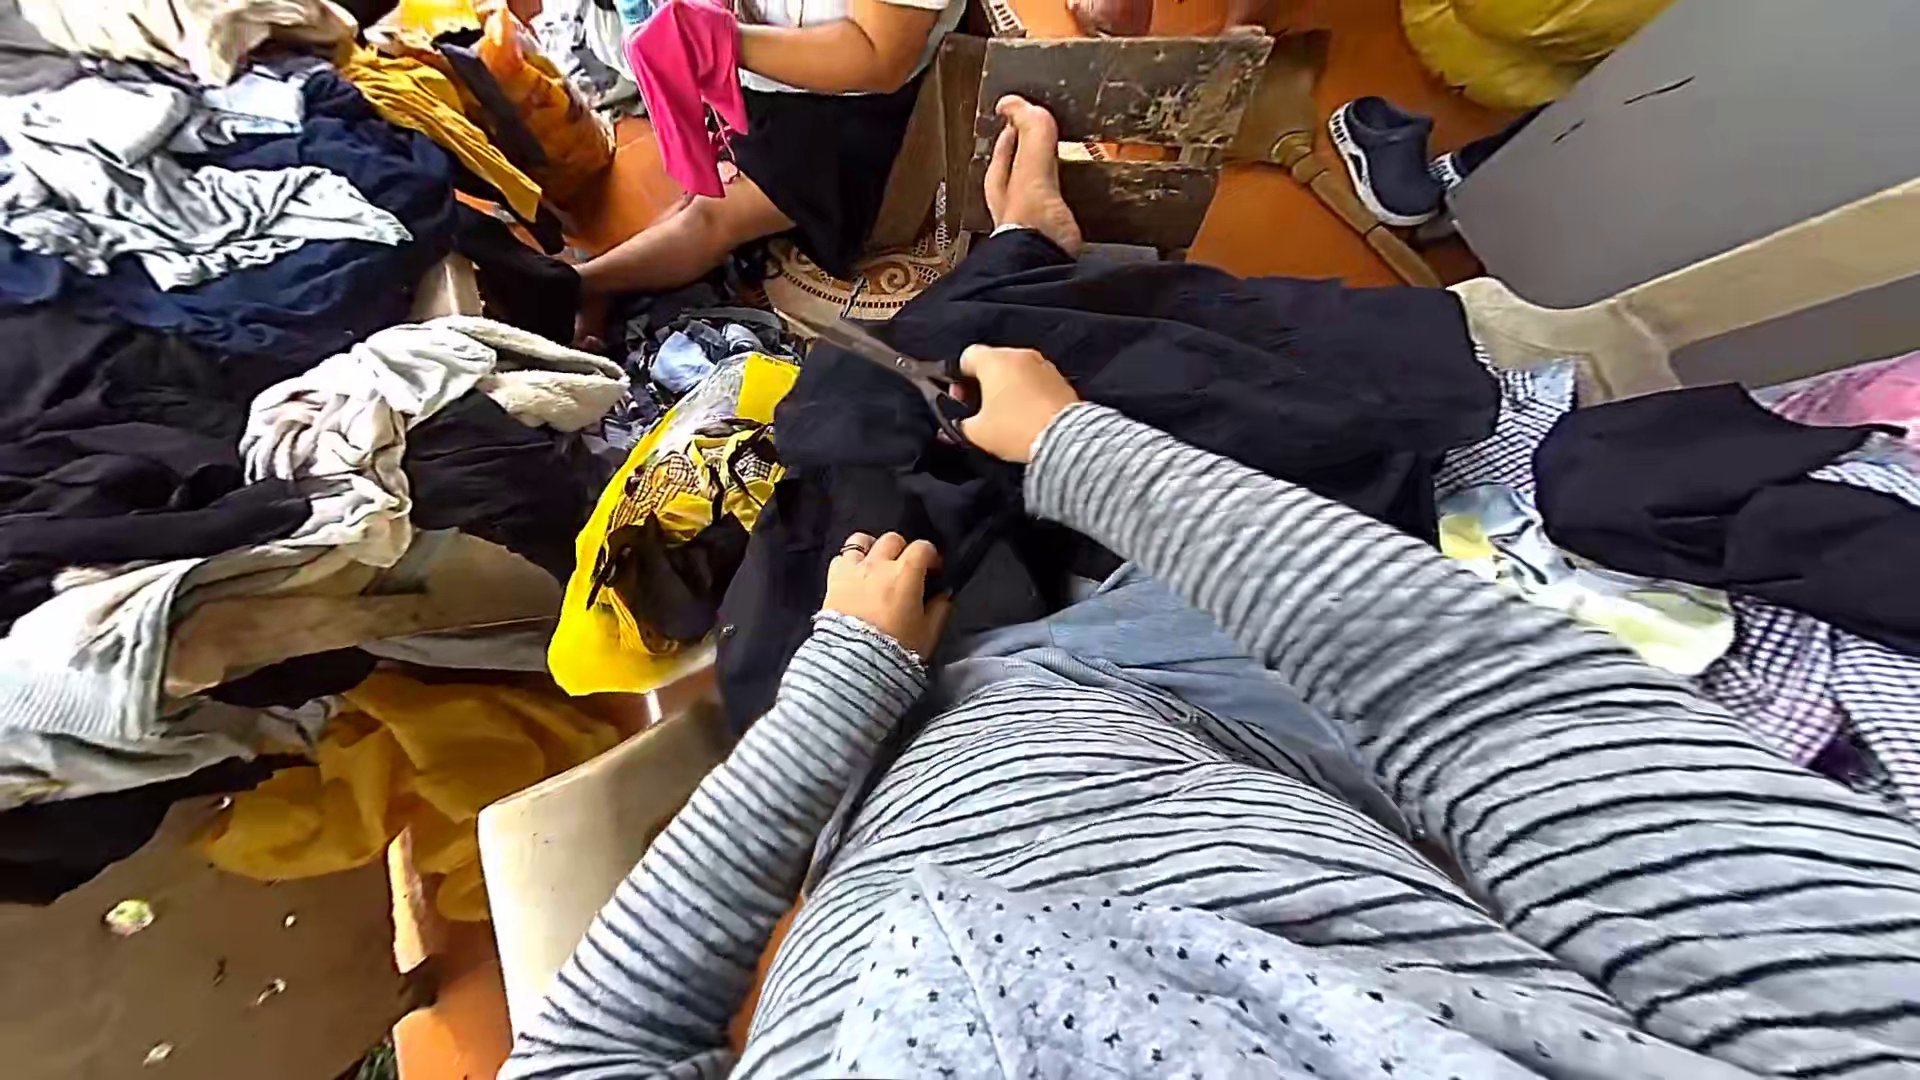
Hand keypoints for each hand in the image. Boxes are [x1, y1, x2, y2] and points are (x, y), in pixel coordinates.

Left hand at [823, 532, 952, 657]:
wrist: (854, 664)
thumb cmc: (897, 649)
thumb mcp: (929, 633)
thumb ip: (940, 609)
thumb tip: (944, 595)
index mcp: (906, 573)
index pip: (923, 547)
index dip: (931, 556)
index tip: (934, 571)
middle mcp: (878, 564)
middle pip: (892, 539)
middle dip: (902, 550)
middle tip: (905, 569)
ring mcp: (853, 570)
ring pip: (861, 540)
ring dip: (871, 548)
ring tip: (875, 564)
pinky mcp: (833, 581)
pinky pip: (839, 558)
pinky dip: (849, 563)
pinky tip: (855, 576)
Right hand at [955, 345, 1080, 462]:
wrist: (1063, 439)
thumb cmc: (1018, 429)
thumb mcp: (978, 433)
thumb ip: (962, 424)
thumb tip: (961, 426)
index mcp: (994, 361)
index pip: (968, 356)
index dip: (960, 377)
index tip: (962, 397)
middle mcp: (1020, 356)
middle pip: (994, 362)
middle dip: (986, 383)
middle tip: (983, 409)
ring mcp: (1043, 366)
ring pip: (1017, 371)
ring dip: (1009, 388)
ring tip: (1008, 415)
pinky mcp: (1061, 380)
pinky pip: (1037, 382)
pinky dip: (1030, 394)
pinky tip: (1028, 416)